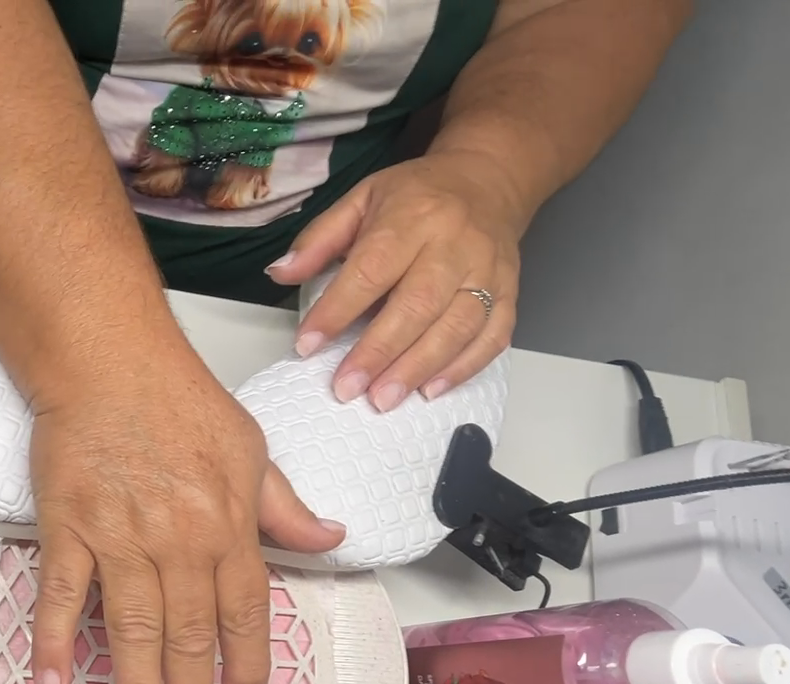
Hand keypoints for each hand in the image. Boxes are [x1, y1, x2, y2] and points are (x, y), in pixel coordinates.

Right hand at [27, 364, 343, 683]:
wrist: (110, 362)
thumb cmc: (179, 402)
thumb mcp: (251, 449)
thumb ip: (284, 507)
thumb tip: (330, 543)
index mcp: (228, 523)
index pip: (245, 611)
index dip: (246, 665)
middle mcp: (179, 540)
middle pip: (188, 635)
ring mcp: (119, 537)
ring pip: (130, 629)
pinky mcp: (68, 527)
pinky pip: (60, 594)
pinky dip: (53, 641)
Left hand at [269, 150, 526, 410]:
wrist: (489, 178)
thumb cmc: (416, 197)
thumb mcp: (359, 200)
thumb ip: (318, 240)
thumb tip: (279, 272)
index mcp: (412, 218)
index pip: (370, 271)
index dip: (336, 312)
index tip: (307, 346)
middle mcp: (455, 245)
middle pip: (416, 305)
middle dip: (378, 353)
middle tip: (347, 388)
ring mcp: (488, 270)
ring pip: (456, 326)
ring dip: (417, 368)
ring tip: (383, 399)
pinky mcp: (510, 291)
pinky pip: (493, 335)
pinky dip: (464, 368)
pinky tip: (431, 390)